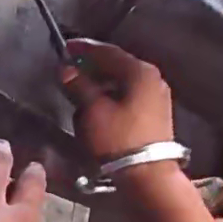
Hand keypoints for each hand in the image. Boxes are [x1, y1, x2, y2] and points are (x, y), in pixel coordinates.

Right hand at [59, 39, 174, 160]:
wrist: (148, 175)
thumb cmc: (118, 140)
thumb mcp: (93, 111)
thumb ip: (79, 86)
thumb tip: (66, 71)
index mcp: (140, 72)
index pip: (108, 52)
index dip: (84, 49)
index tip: (66, 47)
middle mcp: (152, 79)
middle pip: (117, 66)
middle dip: (93, 68)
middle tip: (71, 69)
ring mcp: (156, 98)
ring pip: (123, 83)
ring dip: (101, 85)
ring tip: (81, 92)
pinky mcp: (155, 116)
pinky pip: (128, 98)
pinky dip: (111, 98)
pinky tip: (98, 108)